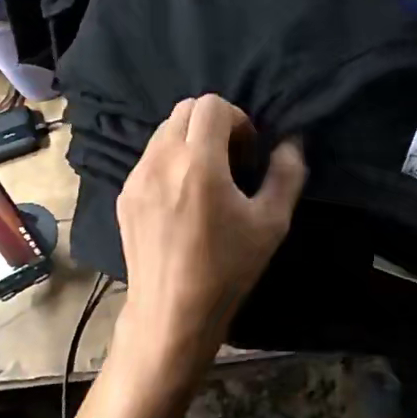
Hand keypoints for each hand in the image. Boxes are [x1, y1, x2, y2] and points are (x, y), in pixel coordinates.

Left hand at [114, 95, 306, 369]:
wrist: (171, 313)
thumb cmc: (227, 270)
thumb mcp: (271, 224)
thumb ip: (286, 174)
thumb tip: (291, 143)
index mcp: (198, 162)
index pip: (211, 105)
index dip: (237, 120)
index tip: (247, 154)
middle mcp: (161, 160)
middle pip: (184, 110)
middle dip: (213, 124)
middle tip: (230, 162)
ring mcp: (136, 178)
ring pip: (163, 132)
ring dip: (189, 141)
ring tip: (206, 182)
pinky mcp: (125, 196)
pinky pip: (149, 159)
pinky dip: (169, 162)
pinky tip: (182, 201)